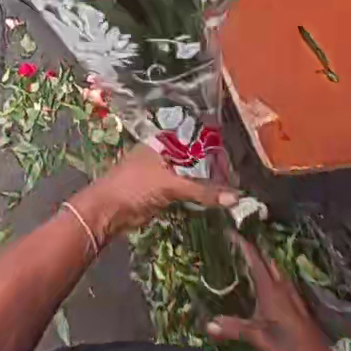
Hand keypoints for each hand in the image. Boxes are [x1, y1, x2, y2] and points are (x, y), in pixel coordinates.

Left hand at [74, 142, 239, 241]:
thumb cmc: (134, 187)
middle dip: (213, 166)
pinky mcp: (163, 192)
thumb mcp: (169, 185)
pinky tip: (218, 197)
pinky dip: (200, 194)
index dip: (213, 145)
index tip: (237, 152)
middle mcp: (163, 155)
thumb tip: (236, 197)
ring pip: (191, 175)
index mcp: (161, 143)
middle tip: (241, 172)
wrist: (108, 212)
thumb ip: (201, 190)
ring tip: (236, 185)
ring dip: (208, 182)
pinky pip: (187, 190)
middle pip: (193, 158)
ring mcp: (163, 173)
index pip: (192, 139)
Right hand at [206, 233, 342, 350]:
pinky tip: (267, 291)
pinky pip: (284, 287)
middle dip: (254, 251)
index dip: (242, 244)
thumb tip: (207, 324)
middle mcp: (284, 290)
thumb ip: (233, 329)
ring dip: (265, 265)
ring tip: (249, 262)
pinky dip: (272, 280)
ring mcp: (295, 301)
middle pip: (269, 262)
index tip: (229, 231)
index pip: (255, 259)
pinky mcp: (300, 313)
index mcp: (272, 290)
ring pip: (278, 274)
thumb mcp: (257, 340)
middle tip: (237, 245)